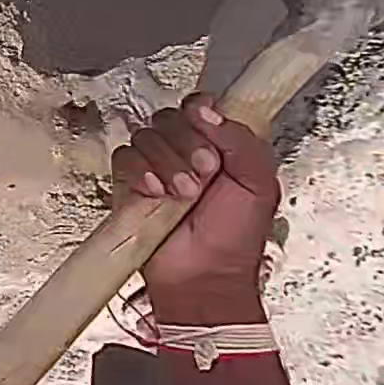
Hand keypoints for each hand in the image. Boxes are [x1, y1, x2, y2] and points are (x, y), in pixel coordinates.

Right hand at [111, 93, 281, 323]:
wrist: (204, 278)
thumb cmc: (234, 238)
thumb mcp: (258, 184)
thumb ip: (241, 140)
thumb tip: (207, 111)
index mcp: (216, 144)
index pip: (198, 106)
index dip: (199, 114)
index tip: (208, 133)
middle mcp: (183, 150)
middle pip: (170, 118)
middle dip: (186, 145)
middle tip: (203, 174)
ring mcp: (154, 164)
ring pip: (146, 136)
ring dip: (166, 164)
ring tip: (181, 194)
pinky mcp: (128, 181)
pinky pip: (124, 157)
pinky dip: (139, 172)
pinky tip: (154, 193)